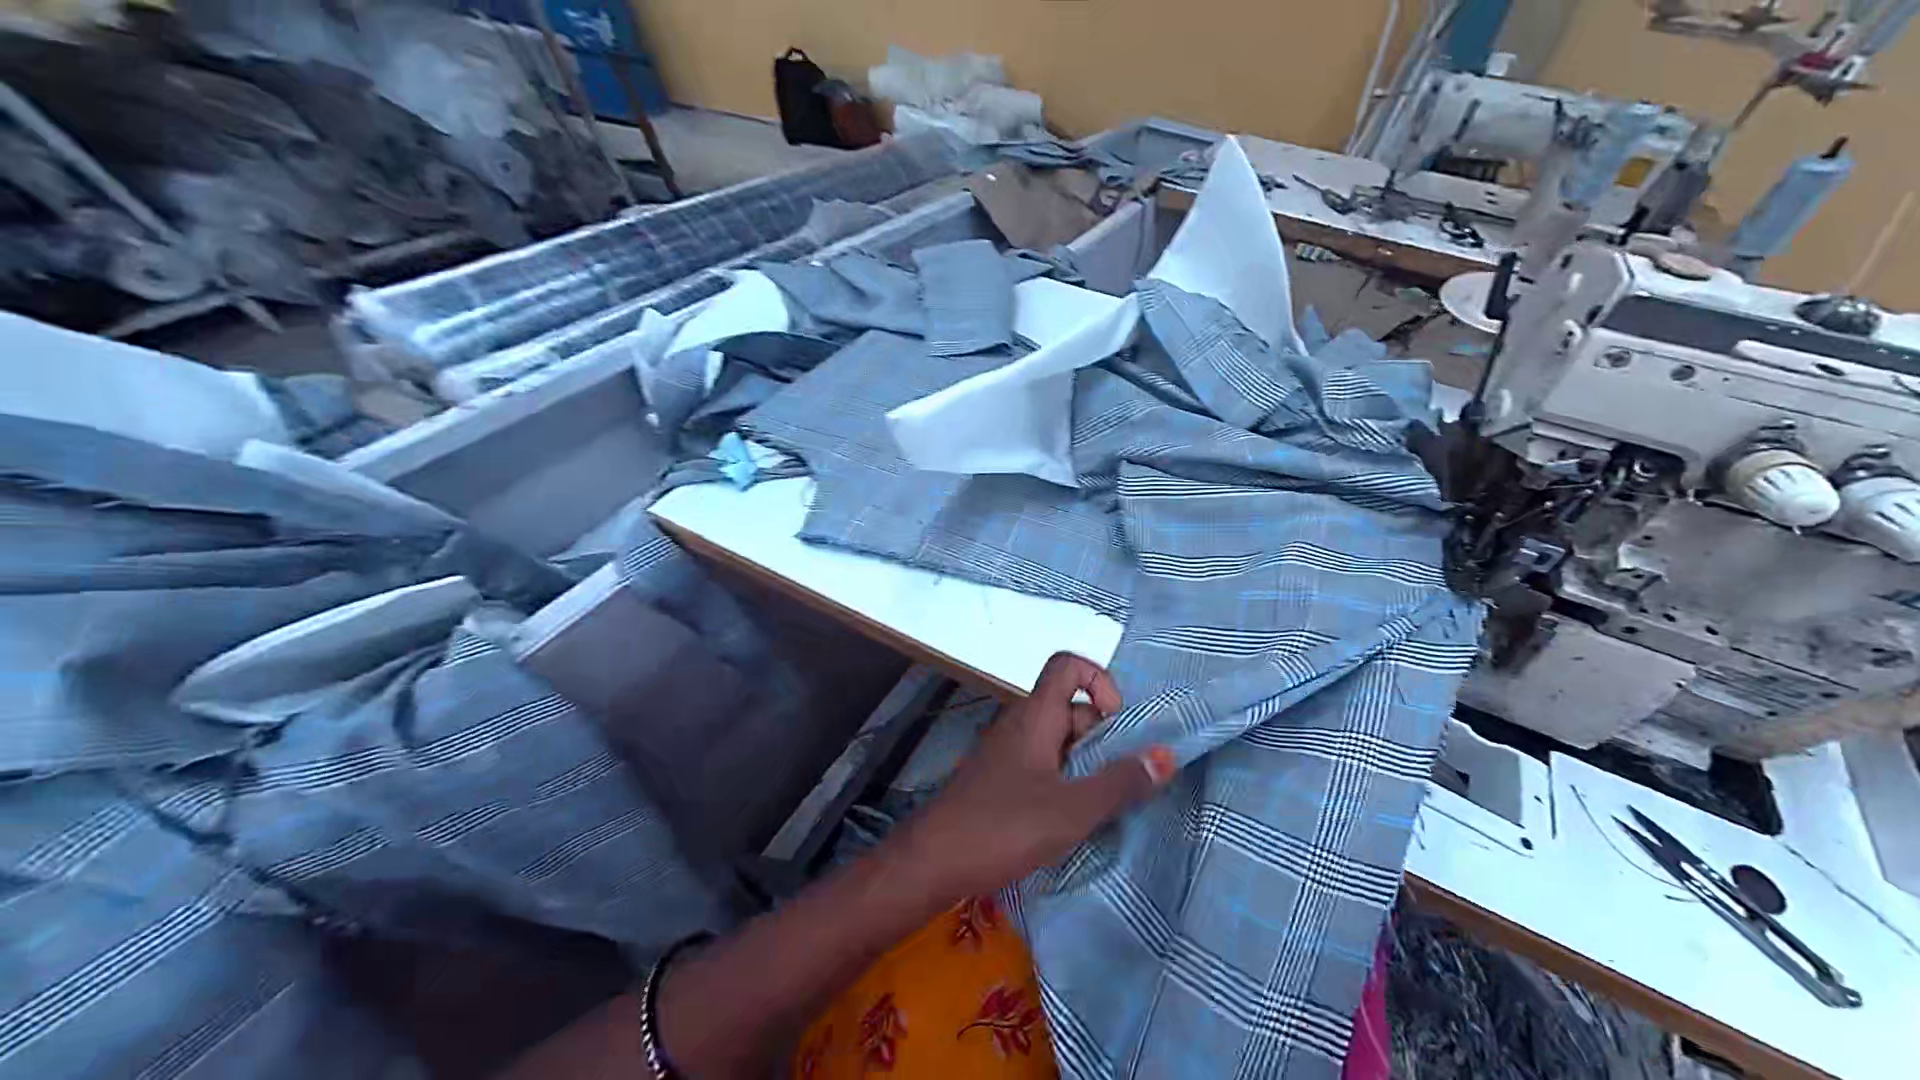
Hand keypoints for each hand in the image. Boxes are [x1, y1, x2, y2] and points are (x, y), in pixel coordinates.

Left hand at [884, 652, 1175, 903]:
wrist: (932, 861)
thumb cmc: (1002, 826)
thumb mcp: (1071, 809)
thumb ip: (1120, 783)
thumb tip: (1166, 754)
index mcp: (1035, 716)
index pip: (1068, 666)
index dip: (1100, 680)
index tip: (1118, 724)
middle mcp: (1021, 725)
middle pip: (1071, 708)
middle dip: (1104, 736)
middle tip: (1123, 781)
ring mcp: (1008, 754)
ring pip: (1059, 743)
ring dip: (1087, 765)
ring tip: (1105, 806)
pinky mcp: (1000, 782)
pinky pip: (1043, 767)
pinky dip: (1066, 783)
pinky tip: (1074, 821)